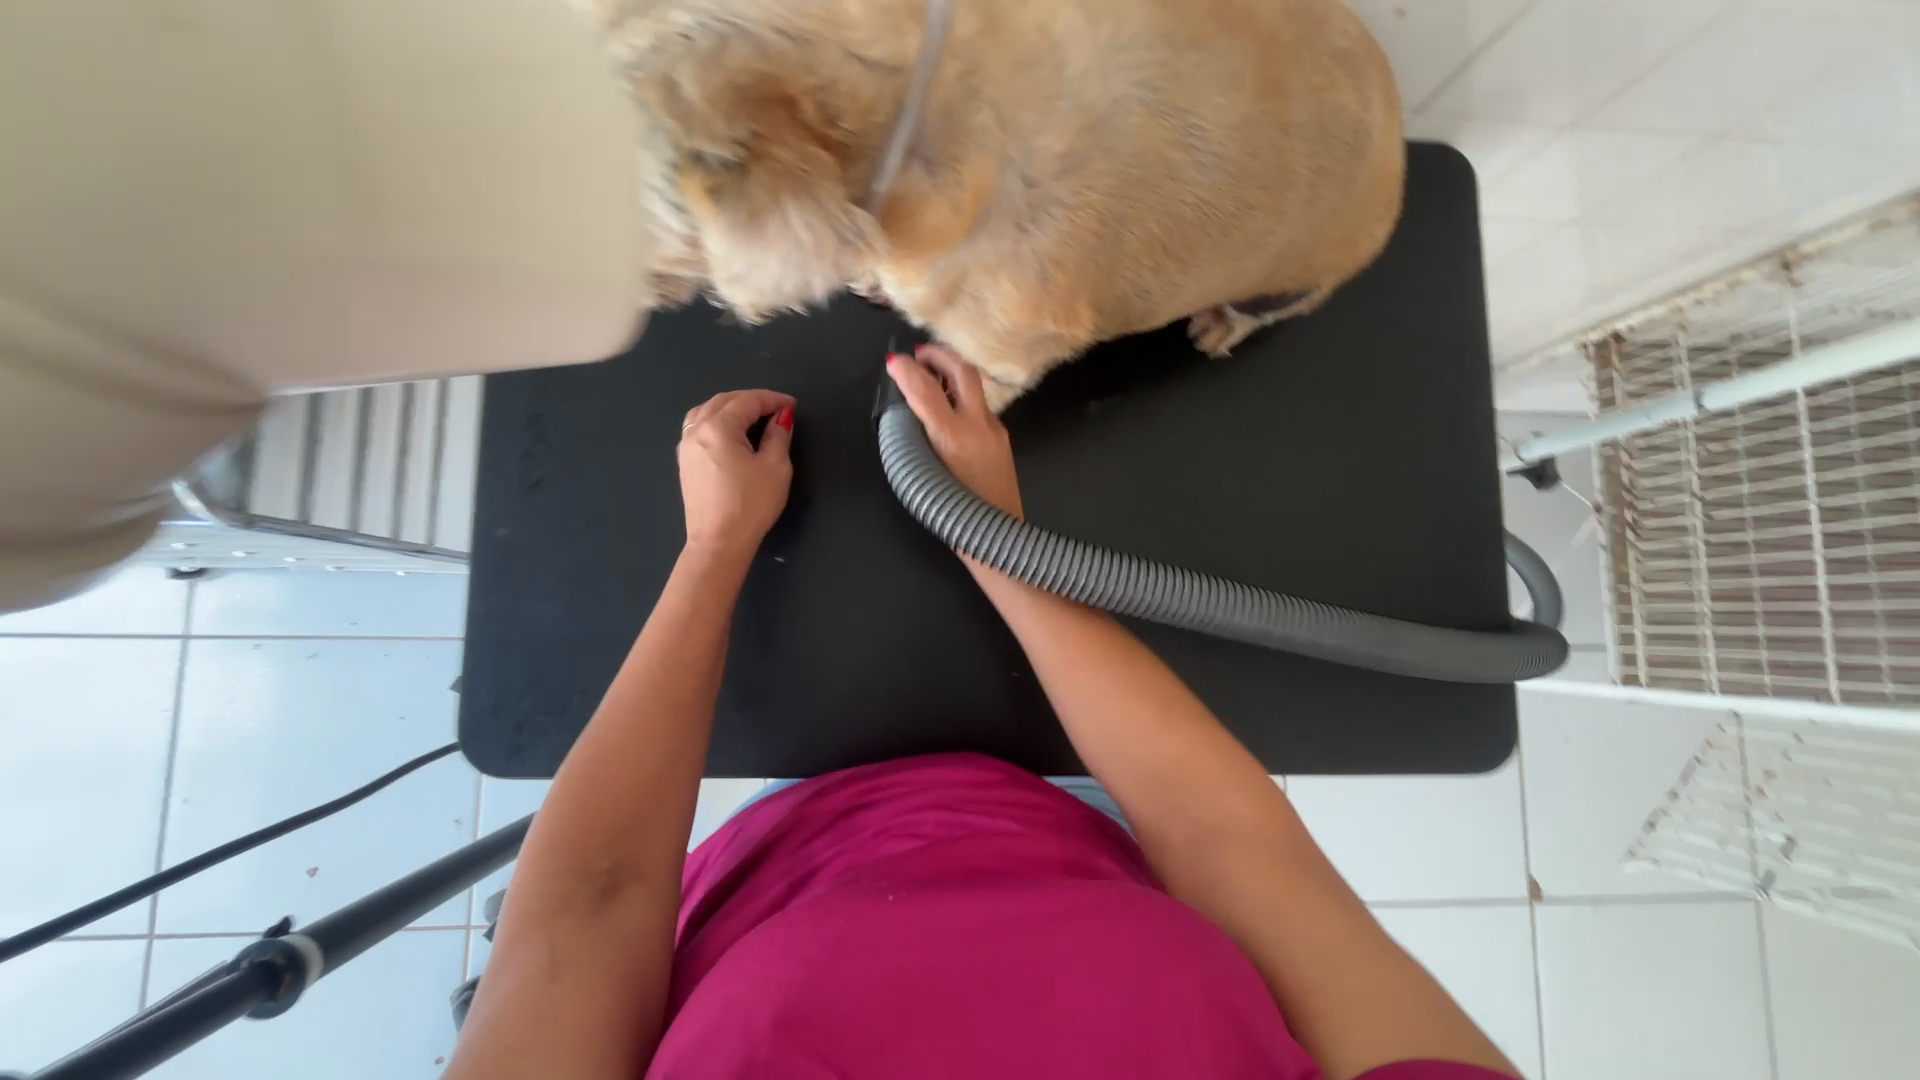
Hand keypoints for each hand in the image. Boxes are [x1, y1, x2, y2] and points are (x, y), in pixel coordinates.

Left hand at [677, 389, 795, 561]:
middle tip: (776, 409)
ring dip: (730, 408)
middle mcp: (696, 431)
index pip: (748, 401)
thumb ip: (778, 435)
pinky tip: (729, 433)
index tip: (792, 405)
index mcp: (718, 427)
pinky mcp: (685, 463)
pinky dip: (715, 421)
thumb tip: (781, 417)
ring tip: (752, 417)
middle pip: (724, 401)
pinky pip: (698, 428)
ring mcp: (686, 447)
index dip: (772, 399)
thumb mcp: (775, 467)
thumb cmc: (751, 504)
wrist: (719, 541)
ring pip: (706, 412)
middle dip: (751, 400)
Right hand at [886, 344, 1022, 518]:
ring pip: (975, 386)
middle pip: (962, 371)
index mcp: (953, 437)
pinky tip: (949, 408)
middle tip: (919, 354)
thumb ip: (915, 440)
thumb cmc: (953, 518)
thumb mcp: (923, 477)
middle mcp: (978, 426)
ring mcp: (995, 429)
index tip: (893, 362)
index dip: (905, 369)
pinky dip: (961, 396)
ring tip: (931, 374)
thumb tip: (908, 412)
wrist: (997, 536)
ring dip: (952, 372)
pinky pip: (980, 406)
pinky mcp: (1003, 437)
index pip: (925, 388)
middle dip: (939, 355)